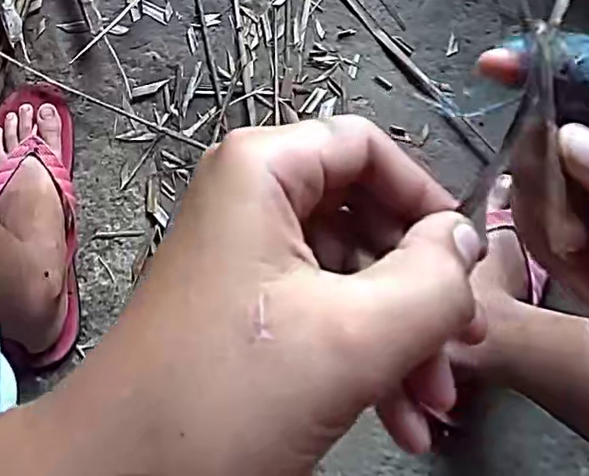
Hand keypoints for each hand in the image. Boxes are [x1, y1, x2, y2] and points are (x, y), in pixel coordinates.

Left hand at [56, 115, 488, 473]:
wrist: (122, 468)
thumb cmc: (228, 389)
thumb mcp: (349, 337)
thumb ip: (428, 283)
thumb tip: (462, 237)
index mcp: (261, 165)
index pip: (363, 145)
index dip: (422, 195)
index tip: (466, 262)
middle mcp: (250, 190)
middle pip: (360, 207)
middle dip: (416, 282)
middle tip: (461, 345)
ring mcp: (245, 242)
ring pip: (347, 263)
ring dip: (399, 331)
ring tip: (434, 403)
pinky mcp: (244, 292)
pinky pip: (320, 300)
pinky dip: (364, 350)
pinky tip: (400, 416)